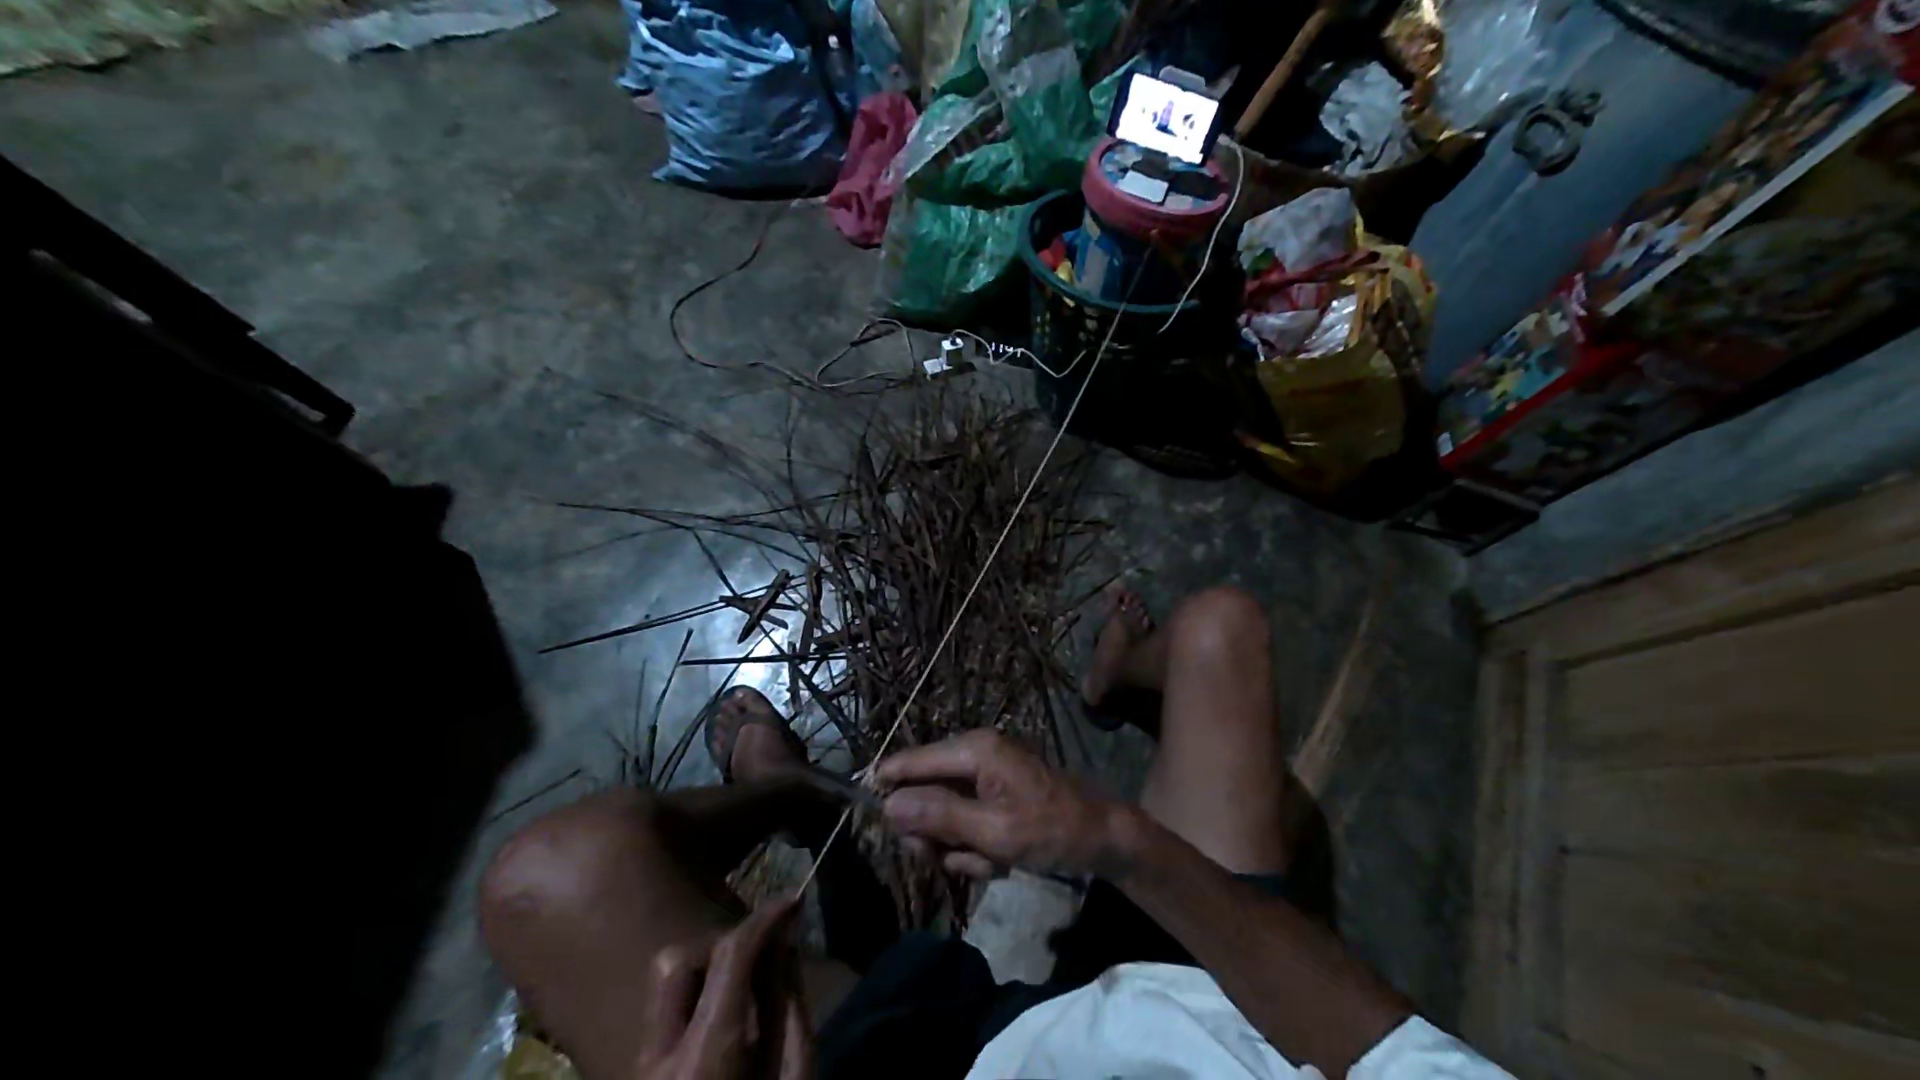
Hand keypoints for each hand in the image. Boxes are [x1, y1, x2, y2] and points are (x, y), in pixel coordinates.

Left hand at [635, 895, 811, 1079]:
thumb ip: (788, 1011)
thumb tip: (785, 945)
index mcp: (707, 1061)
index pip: (731, 958)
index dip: (765, 919)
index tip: (794, 900)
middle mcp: (661, 1059)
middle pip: (677, 959)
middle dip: (721, 944)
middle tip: (759, 960)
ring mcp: (643, 1069)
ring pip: (664, 982)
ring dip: (706, 970)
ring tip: (743, 994)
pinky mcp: (640, 1074)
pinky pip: (664, 1012)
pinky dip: (697, 998)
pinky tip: (724, 1022)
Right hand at [875, 730, 1128, 879]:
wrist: (1104, 839)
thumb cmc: (1052, 830)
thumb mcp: (993, 831)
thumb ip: (939, 816)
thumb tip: (888, 805)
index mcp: (974, 750)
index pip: (911, 761)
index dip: (885, 785)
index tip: (865, 812)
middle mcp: (975, 754)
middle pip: (923, 792)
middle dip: (933, 833)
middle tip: (946, 859)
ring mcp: (985, 775)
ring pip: (942, 814)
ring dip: (957, 847)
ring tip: (988, 863)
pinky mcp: (994, 794)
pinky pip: (964, 821)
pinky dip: (974, 846)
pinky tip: (998, 860)